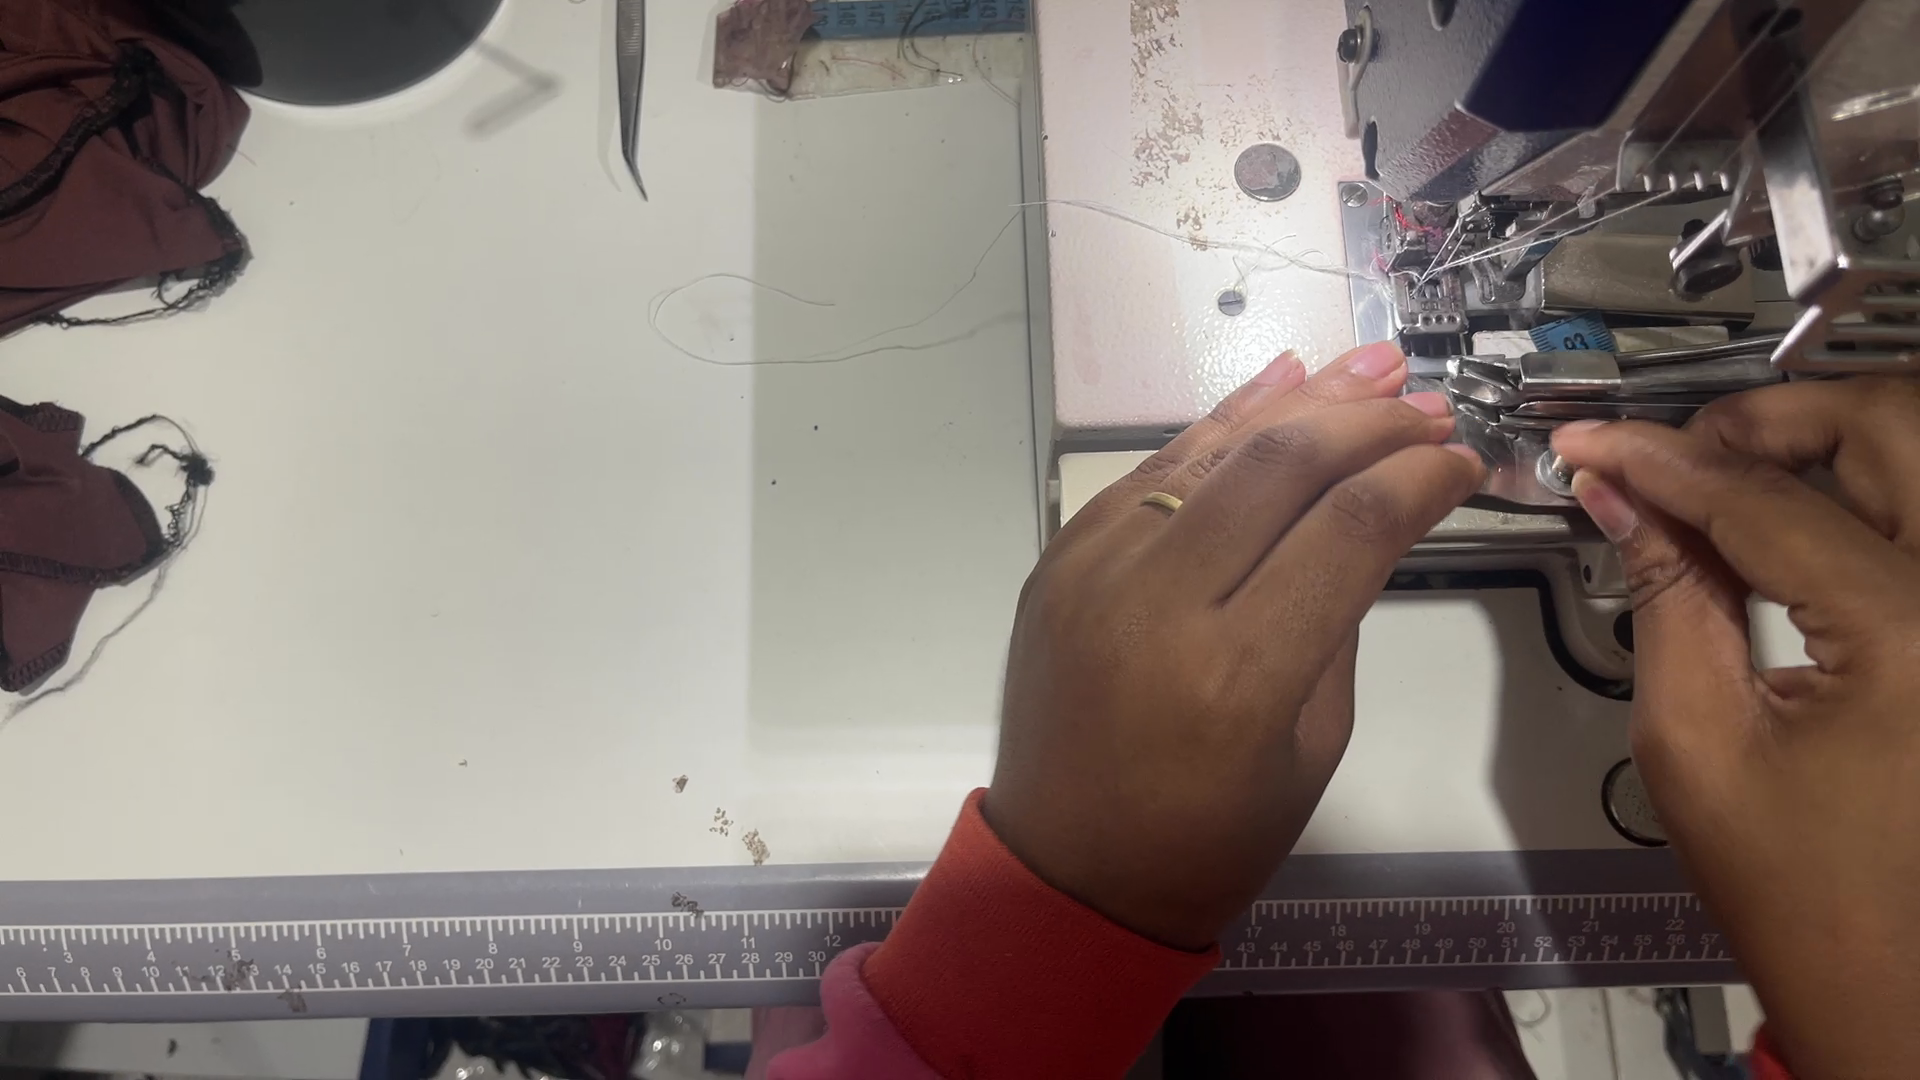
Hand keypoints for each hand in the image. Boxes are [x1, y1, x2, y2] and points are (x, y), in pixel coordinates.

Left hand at [986, 342, 1483, 949]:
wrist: (1066, 857)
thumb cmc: (1203, 833)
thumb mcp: (1307, 749)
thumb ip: (1337, 624)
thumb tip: (1366, 521)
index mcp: (1237, 674)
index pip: (1349, 530)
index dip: (1417, 478)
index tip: (1461, 459)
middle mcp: (1156, 602)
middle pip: (1277, 468)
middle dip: (1363, 422)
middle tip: (1423, 403)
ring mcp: (1093, 569)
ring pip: (1205, 451)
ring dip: (1291, 402)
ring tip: (1362, 366)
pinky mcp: (1059, 557)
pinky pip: (1147, 474)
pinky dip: (1211, 429)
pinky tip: (1266, 390)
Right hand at [1552, 377, 1919, 1079]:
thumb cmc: (1796, 880)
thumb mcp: (1694, 732)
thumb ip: (1667, 595)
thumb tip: (1619, 498)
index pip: (1764, 501)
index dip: (1657, 458)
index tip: (1585, 441)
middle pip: (1902, 427)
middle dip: (1767, 421)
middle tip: (1671, 454)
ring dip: (1824, 445)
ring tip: (1723, 480)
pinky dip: (1862, 496)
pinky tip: (1791, 523)